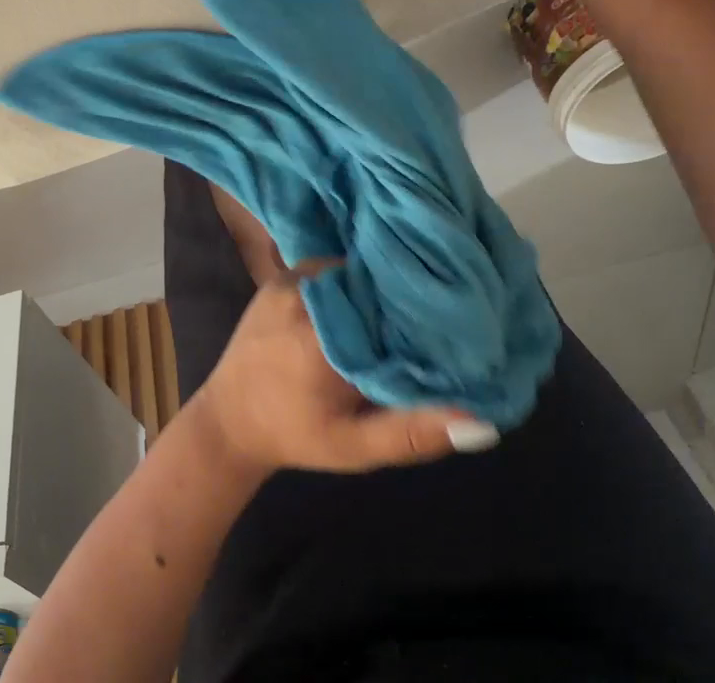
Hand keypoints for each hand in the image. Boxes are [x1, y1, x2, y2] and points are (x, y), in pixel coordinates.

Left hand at [187, 264, 499, 475]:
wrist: (230, 418)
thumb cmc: (296, 435)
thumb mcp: (355, 448)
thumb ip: (414, 434)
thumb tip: (483, 422)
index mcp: (324, 337)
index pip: (398, 305)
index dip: (437, 310)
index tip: (472, 322)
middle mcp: (307, 297)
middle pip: (381, 280)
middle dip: (416, 293)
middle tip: (457, 309)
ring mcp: (291, 281)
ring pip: (360, 269)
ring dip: (389, 284)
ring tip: (424, 302)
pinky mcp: (282, 277)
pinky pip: (336, 267)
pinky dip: (362, 279)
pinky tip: (383, 298)